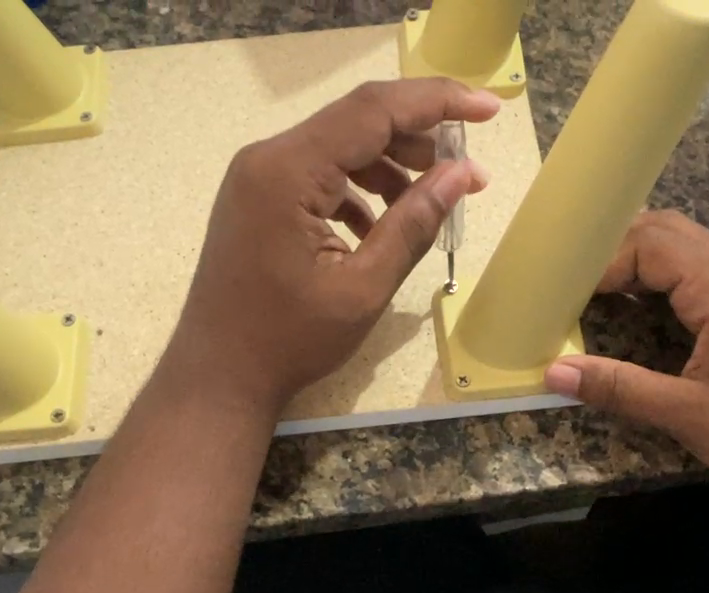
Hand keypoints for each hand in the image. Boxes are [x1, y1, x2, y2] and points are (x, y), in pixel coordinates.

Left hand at [160, 79, 498, 416]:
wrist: (220, 375)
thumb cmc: (289, 342)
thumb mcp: (362, 290)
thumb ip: (413, 226)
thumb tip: (461, 176)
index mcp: (288, 172)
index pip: (373, 110)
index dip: (437, 103)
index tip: (488, 110)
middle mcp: (268, 158)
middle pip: (357, 123)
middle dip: (419, 138)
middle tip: (469, 171)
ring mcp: (259, 178)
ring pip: (339, 149)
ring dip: (391, 168)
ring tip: (435, 199)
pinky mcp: (259, 200)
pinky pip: (319, 178)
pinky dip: (359, 192)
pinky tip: (384, 226)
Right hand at [543, 211, 708, 516]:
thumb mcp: (687, 414)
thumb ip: (619, 388)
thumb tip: (554, 375)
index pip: (649, 244)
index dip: (600, 263)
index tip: (561, 293)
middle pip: (668, 231)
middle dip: (615, 250)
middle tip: (572, 285)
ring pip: (687, 248)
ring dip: (639, 262)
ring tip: (596, 293)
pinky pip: (701, 271)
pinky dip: (662, 278)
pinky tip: (641, 309)